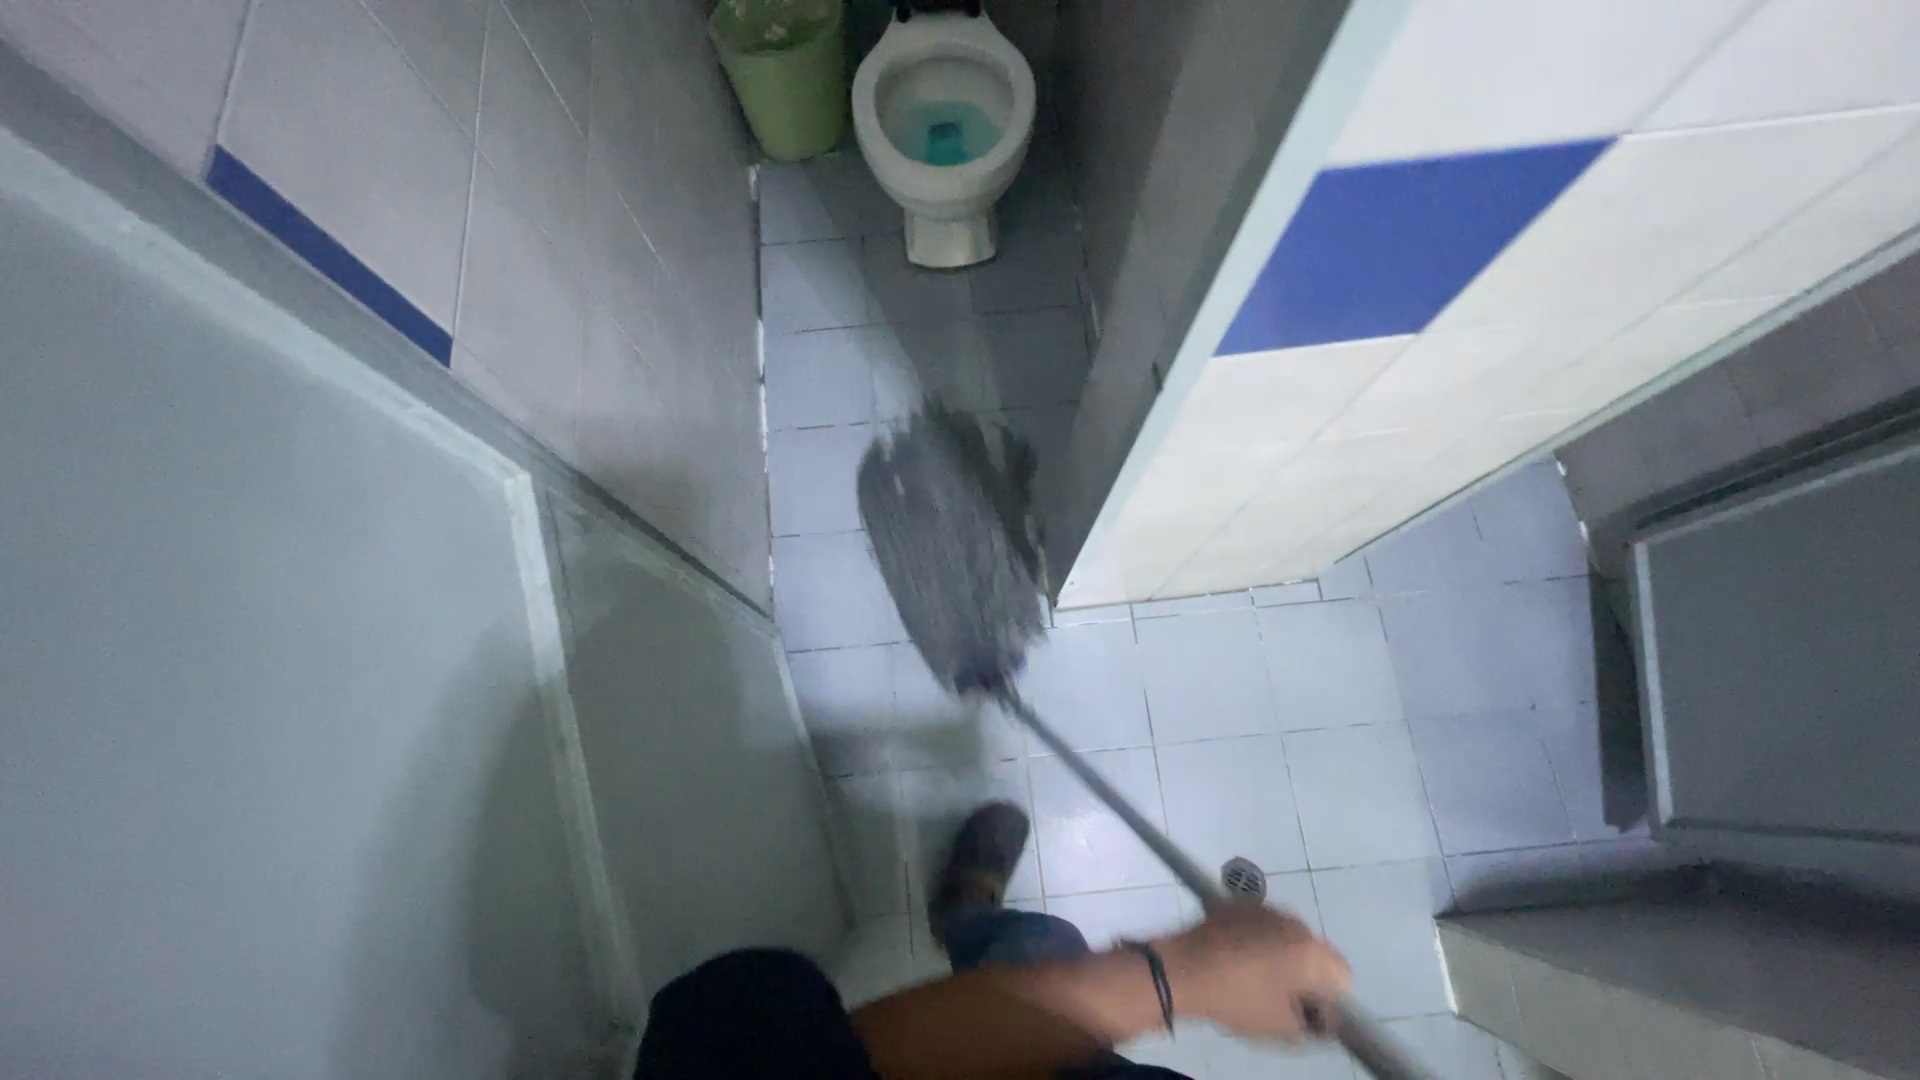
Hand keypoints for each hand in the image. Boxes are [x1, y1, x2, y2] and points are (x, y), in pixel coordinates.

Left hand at [1152, 902, 1351, 1041]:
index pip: (1343, 976)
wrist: (1184, 968)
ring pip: (1288, 935)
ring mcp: (1264, 907)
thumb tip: (1319, 1018)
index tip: (1306, 1011)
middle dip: (1306, 973)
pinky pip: (1262, 923)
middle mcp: (1294, 921)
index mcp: (1312, 951)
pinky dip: (1258, 937)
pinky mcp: (1237, 902)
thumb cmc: (1238, 999)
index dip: (1328, 999)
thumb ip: (1315, 1027)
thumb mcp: (1284, 1029)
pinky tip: (1237, 956)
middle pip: (1315, 952)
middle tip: (1280, 996)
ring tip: (1255, 976)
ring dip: (1282, 953)